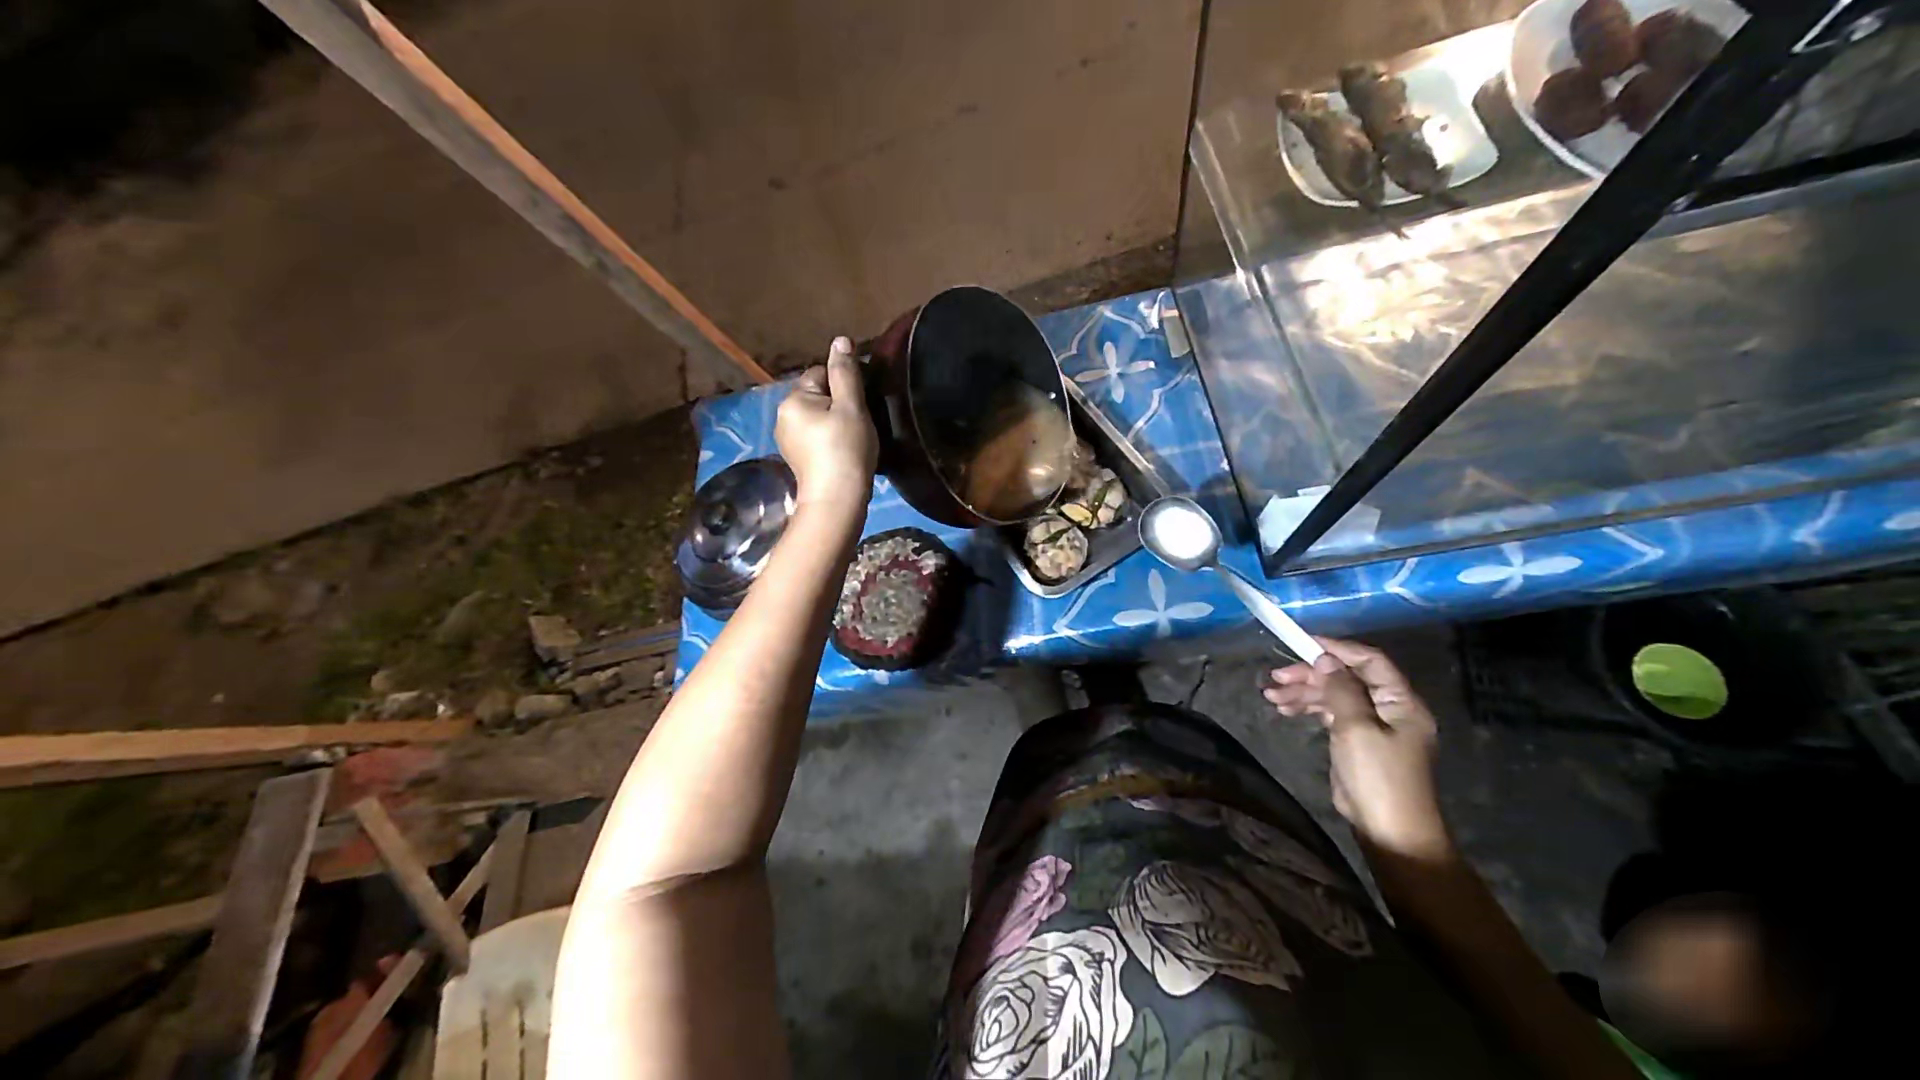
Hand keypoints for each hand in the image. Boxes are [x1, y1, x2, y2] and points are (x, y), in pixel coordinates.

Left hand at [775, 336, 877, 512]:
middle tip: (859, 424)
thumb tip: (840, 340)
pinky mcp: (795, 458)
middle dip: (838, 405)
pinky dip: (828, 440)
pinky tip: (842, 453)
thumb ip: (845, 372)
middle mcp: (782, 415)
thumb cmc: (846, 450)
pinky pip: (814, 436)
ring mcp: (786, 439)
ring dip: (833, 423)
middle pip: (817, 396)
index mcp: (793, 399)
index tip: (861, 404)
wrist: (836, 501)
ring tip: (853, 440)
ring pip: (816, 417)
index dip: (844, 385)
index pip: (821, 374)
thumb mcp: (851, 407)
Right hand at [1265, 638, 1451, 859]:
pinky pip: (1333, 714)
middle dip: (1311, 675)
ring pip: (1336, 696)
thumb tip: (1325, 659)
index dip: (1337, 649)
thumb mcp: (1356, 728)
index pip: (1370, 662)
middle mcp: (1390, 709)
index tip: (1301, 644)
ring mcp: (1374, 726)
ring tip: (1272, 696)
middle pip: (1348, 678)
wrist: (1389, 830)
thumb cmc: (1377, 776)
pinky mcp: (1359, 742)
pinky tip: (1286, 710)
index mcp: (1401, 701)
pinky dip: (1310, 709)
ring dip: (1304, 692)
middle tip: (1277, 677)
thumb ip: (1341, 690)